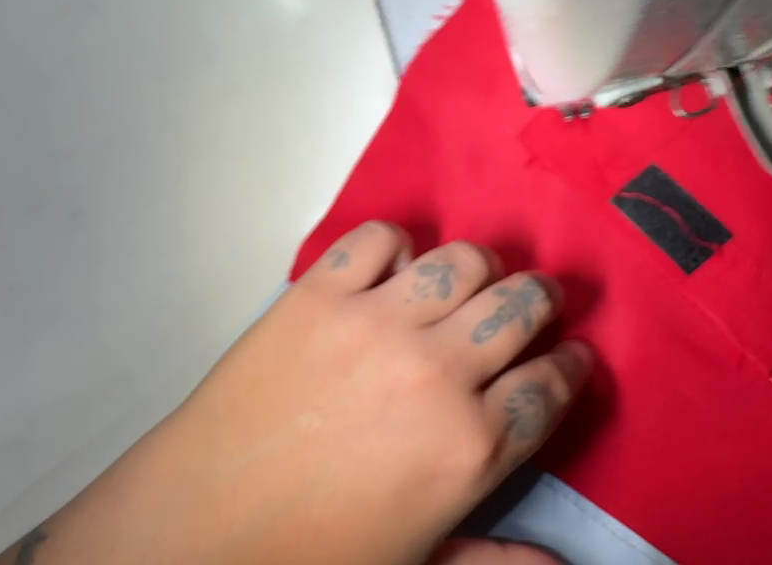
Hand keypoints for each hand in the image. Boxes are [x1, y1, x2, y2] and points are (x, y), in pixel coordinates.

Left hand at [22, 222, 594, 564]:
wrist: (199, 526)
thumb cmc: (309, 556)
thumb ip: (494, 563)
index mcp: (468, 448)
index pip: (549, 387)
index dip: (570, 366)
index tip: (572, 355)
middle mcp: (435, 373)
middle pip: (520, 308)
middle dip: (543, 303)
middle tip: (538, 306)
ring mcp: (375, 323)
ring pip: (462, 262)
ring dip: (482, 268)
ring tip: (478, 280)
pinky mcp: (319, 293)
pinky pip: (378, 239)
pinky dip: (396, 244)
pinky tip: (396, 267)